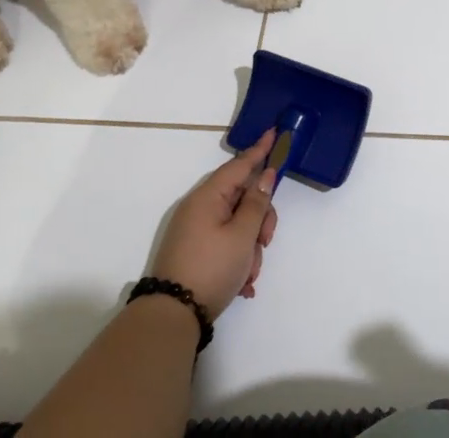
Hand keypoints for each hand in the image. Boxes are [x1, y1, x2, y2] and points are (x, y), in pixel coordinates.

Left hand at [149, 129, 278, 317]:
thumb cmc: (211, 268)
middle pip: (242, 198)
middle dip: (260, 220)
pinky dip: (238, 259)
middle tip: (267, 242)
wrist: (173, 315)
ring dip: (251, 246)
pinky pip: (226, 243)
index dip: (259, 150)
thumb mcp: (242, 236)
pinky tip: (243, 283)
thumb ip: (257, 204)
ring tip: (249, 274)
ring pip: (238, 225)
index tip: (275, 132)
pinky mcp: (195, 251)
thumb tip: (264, 175)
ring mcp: (196, 230)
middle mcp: (200, 208)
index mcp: (208, 197)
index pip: (239, 165)